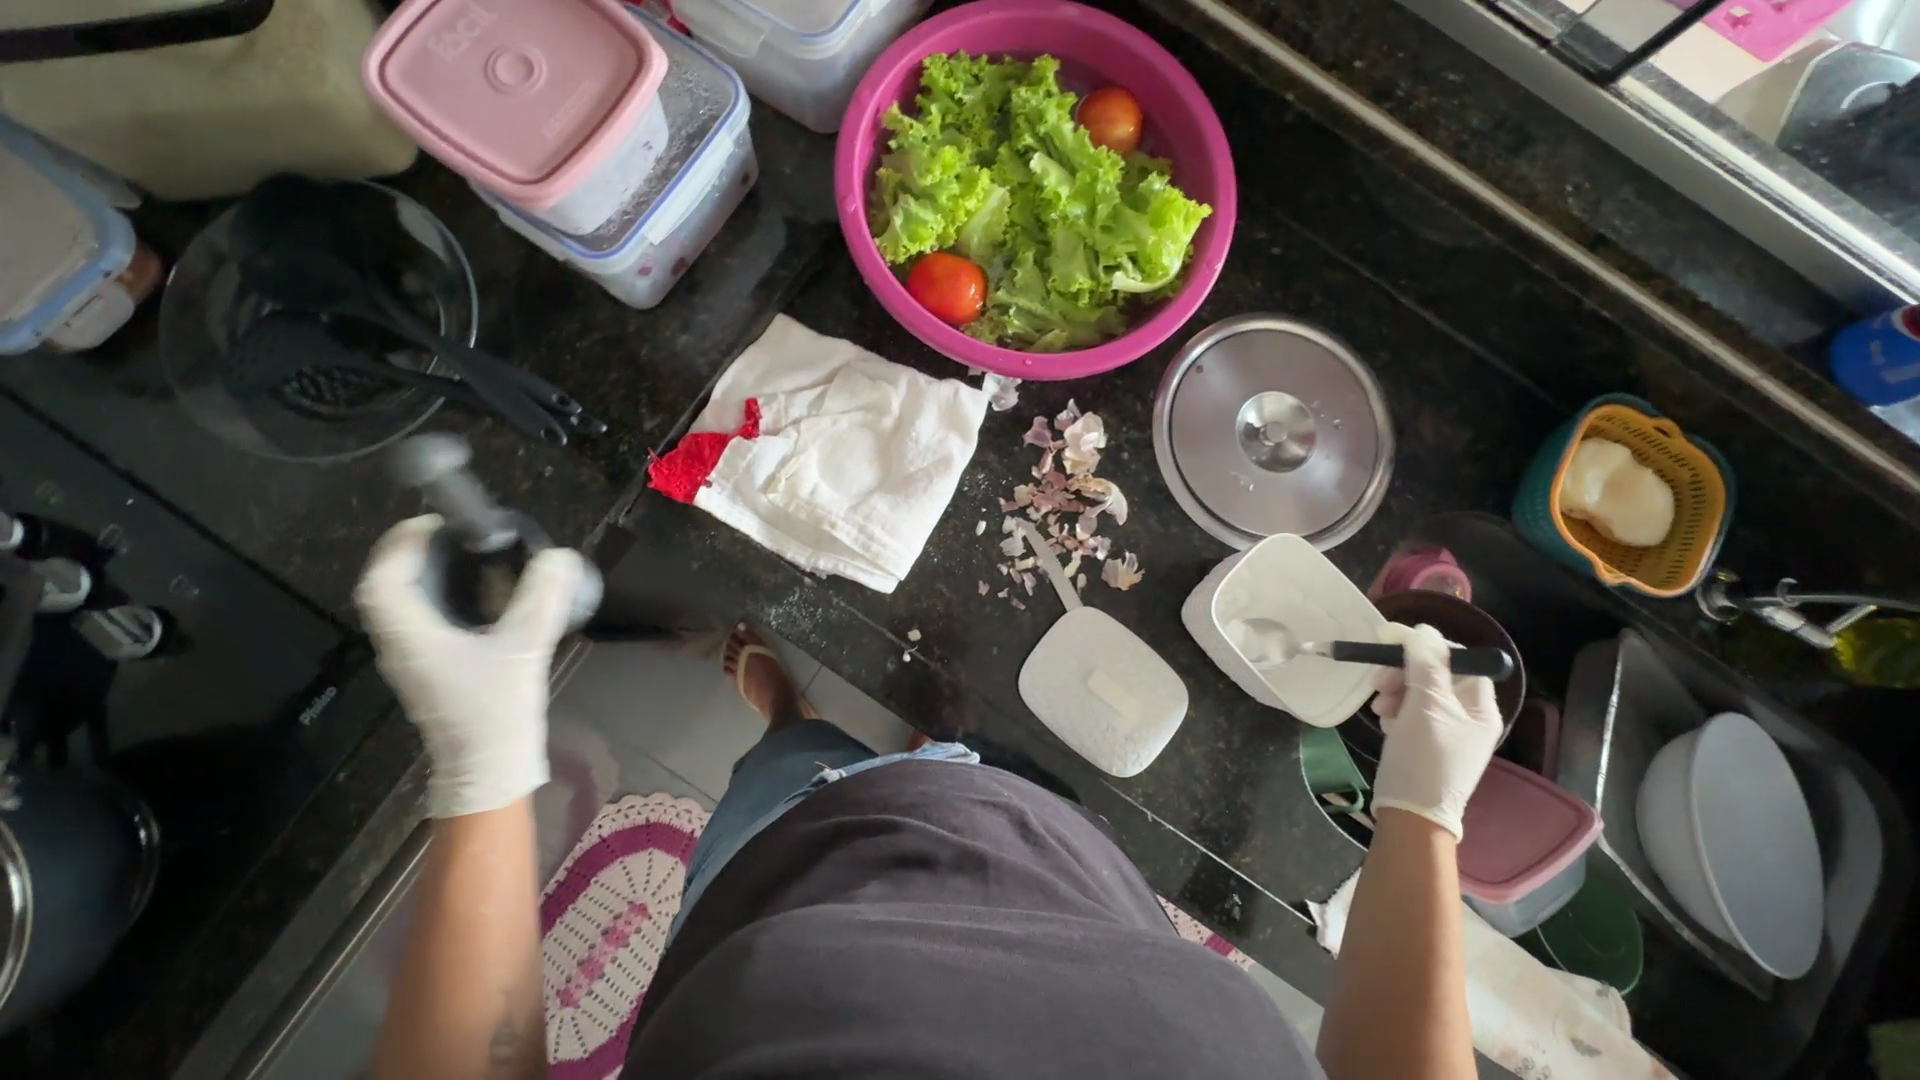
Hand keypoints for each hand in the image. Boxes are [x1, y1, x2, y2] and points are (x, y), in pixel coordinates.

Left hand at [354, 515, 586, 818]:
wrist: (489, 769)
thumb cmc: (495, 710)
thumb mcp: (523, 650)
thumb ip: (541, 601)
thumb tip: (558, 556)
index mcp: (410, 636)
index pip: (383, 579)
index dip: (401, 544)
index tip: (437, 522)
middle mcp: (402, 644)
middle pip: (389, 588)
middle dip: (414, 554)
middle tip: (455, 534)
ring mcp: (415, 660)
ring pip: (404, 606)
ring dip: (426, 576)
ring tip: (466, 557)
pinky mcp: (433, 670)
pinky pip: (423, 621)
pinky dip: (440, 599)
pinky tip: (478, 597)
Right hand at [1368, 622, 1503, 840]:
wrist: (1411, 814)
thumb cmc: (1424, 759)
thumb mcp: (1425, 707)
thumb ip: (1425, 664)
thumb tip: (1422, 630)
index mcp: (1481, 709)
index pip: (1460, 660)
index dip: (1428, 647)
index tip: (1391, 642)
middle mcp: (1468, 717)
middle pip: (1436, 675)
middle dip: (1404, 672)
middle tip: (1377, 679)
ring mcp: (1446, 732)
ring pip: (1418, 692)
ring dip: (1395, 691)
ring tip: (1379, 706)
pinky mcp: (1424, 743)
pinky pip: (1409, 712)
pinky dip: (1394, 710)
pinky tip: (1384, 721)